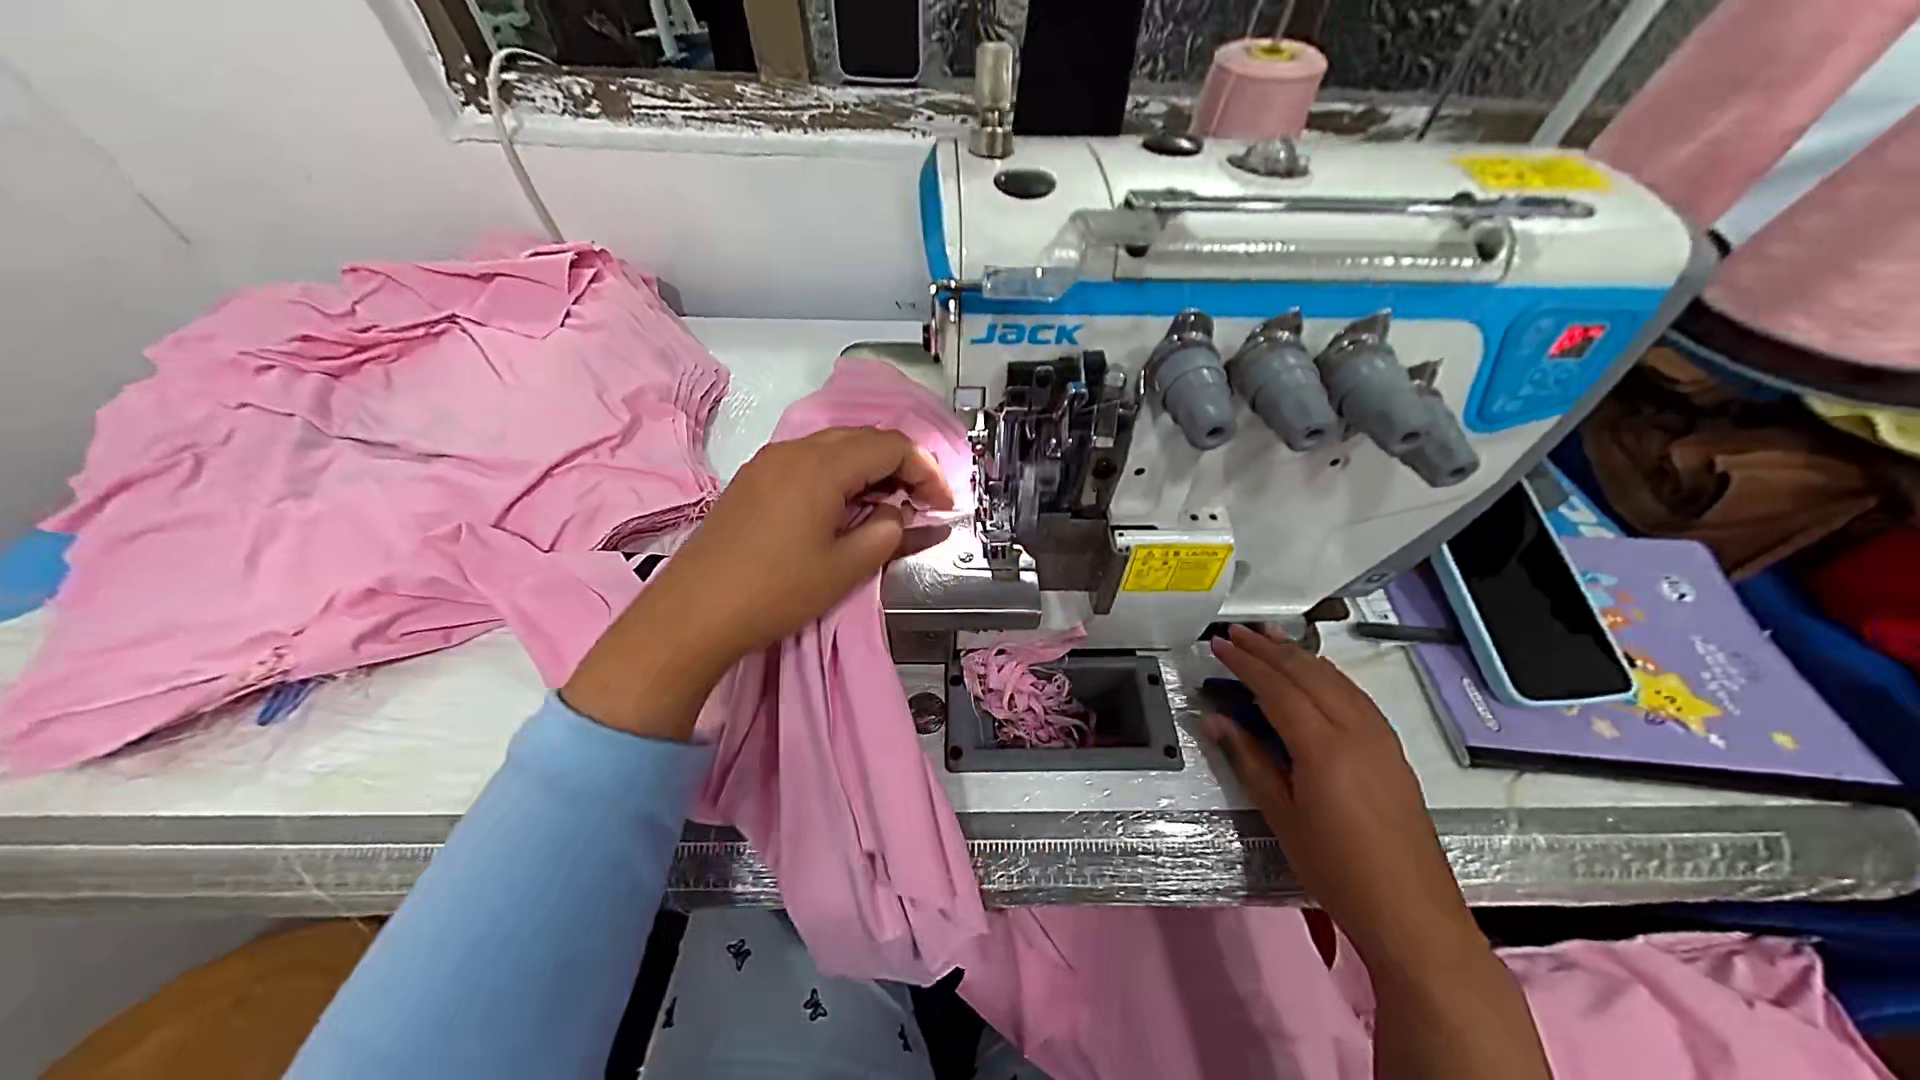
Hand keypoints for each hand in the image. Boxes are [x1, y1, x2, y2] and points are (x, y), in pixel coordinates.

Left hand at [562, 427, 953, 738]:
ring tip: (886, 508)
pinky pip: (808, 461)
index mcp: (821, 466)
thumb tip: (896, 513)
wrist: (694, 614)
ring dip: (869, 470)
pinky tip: (843, 508)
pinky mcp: (752, 479)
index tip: (942, 504)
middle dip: (901, 466)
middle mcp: (793, 451)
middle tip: (921, 504)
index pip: (891, 446)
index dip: (926, 471)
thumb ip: (885, 531)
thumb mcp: (845, 568)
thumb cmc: (774, 592)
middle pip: (863, 439)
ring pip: (835, 448)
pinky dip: (838, 476)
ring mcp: (768, 462)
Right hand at [1205, 625, 1485, 971]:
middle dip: (1269, 647)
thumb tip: (1216, 721)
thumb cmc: (1337, 869)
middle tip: (1238, 632)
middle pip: (1308, 673)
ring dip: (1299, 653)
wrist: (1411, 912)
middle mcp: (1357, 732)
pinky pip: (1354, 694)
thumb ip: (1249, 760)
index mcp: (1324, 748)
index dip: (1245, 662)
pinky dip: (1326, 673)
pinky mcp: (1393, 749)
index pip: (1277, 688)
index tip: (1219, 645)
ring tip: (1270, 636)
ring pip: (1335, 678)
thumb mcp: (1281, 816)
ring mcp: (1381, 738)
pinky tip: (1314, 671)